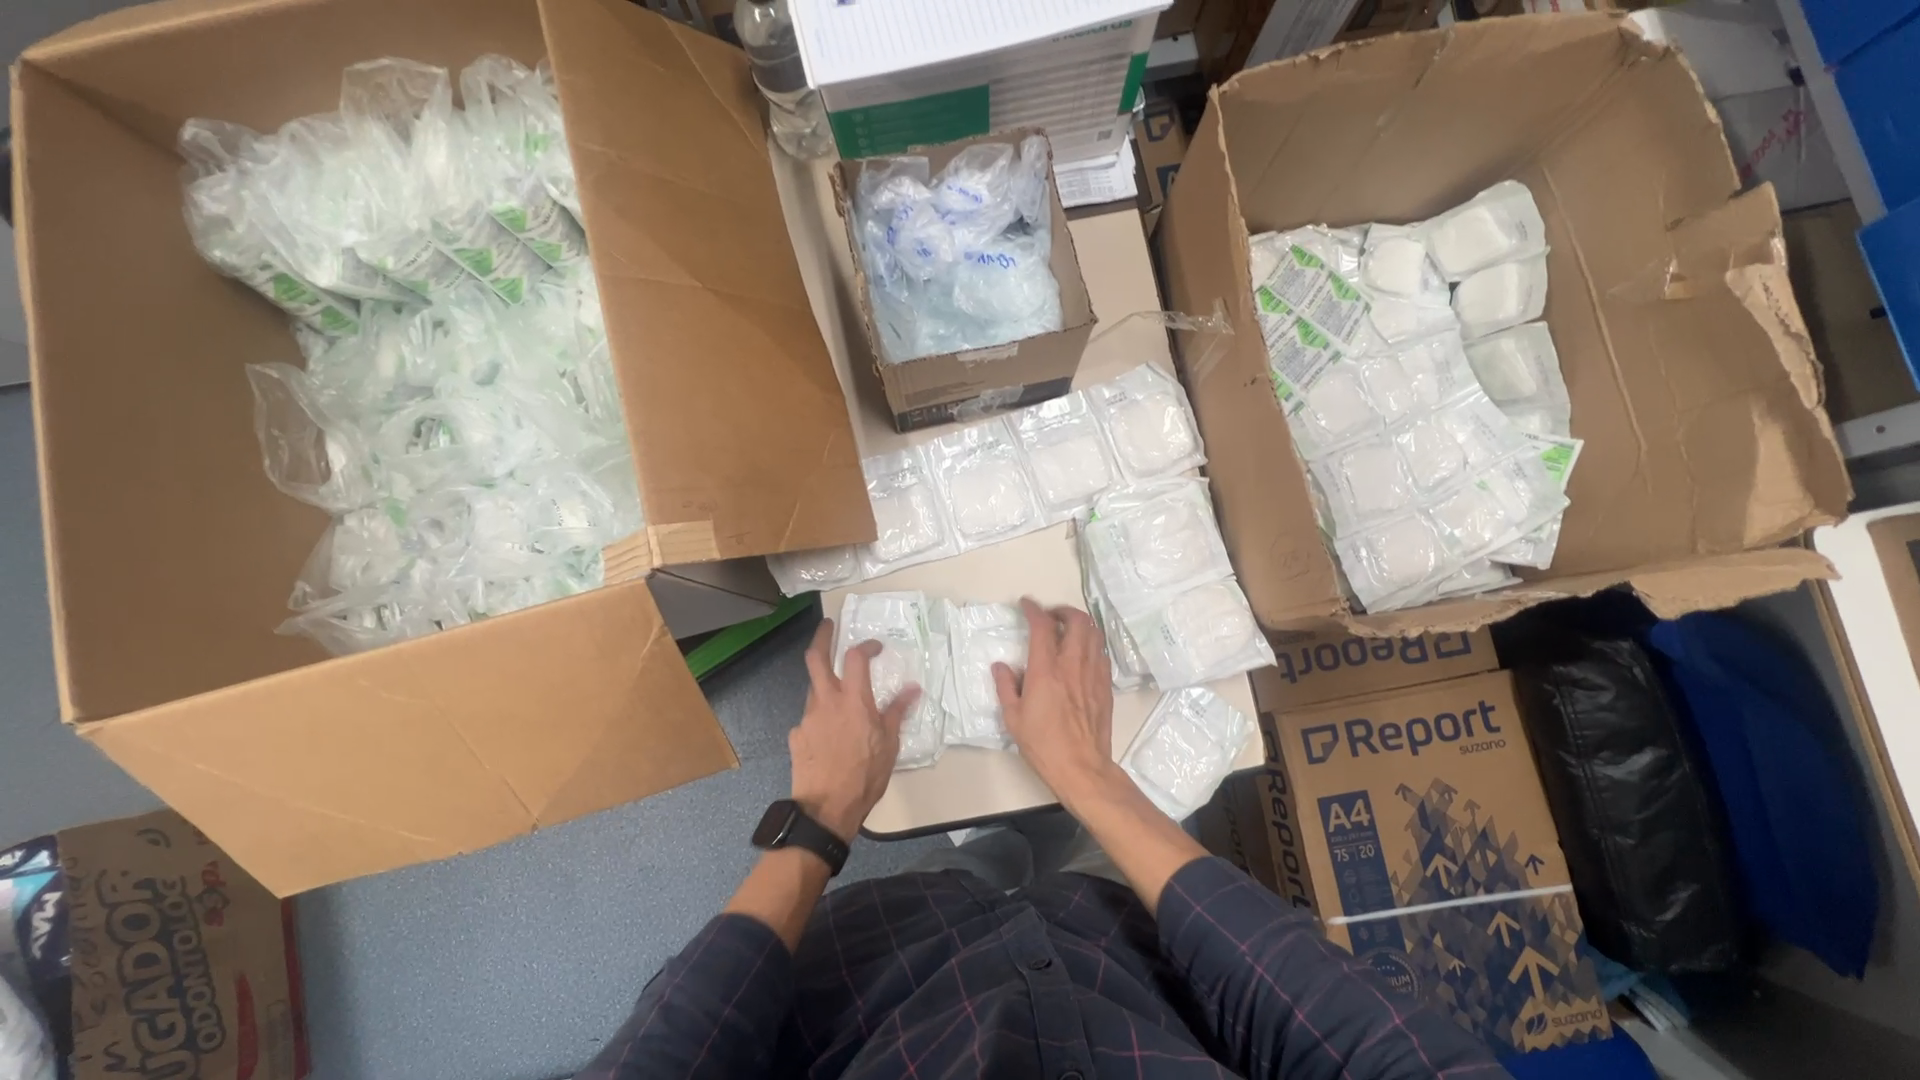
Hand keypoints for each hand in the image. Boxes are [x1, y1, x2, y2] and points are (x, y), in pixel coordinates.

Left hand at [790, 618, 920, 842]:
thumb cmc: (865, 776)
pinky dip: (820, 717)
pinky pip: (809, 718)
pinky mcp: (796, 736)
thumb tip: (912, 689)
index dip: (866, 645)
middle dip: (822, 637)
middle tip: (828, 625)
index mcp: (853, 700)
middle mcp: (826, 701)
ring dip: (824, 681)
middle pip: (816, 657)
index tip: (875, 647)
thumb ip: (898, 712)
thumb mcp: (890, 744)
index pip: (856, 657)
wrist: (826, 808)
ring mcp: (807, 717)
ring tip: (838, 691)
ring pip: (813, 688)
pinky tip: (829, 734)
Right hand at [994, 598, 1122, 812]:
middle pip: (1077, 620)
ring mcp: (1093, 673)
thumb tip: (1001, 667)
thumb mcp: (1013, 718)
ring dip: (1080, 624)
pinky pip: (1101, 652)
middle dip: (1063, 610)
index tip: (1026, 605)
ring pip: (1094, 633)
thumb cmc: (1043, 744)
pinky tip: (1081, 653)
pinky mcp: (1105, 685)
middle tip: (1050, 616)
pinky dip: (1091, 643)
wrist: (1081, 767)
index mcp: (1046, 670)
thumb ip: (1006, 687)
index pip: (1043, 626)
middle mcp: (1072, 665)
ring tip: (1067, 629)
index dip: (1034, 609)